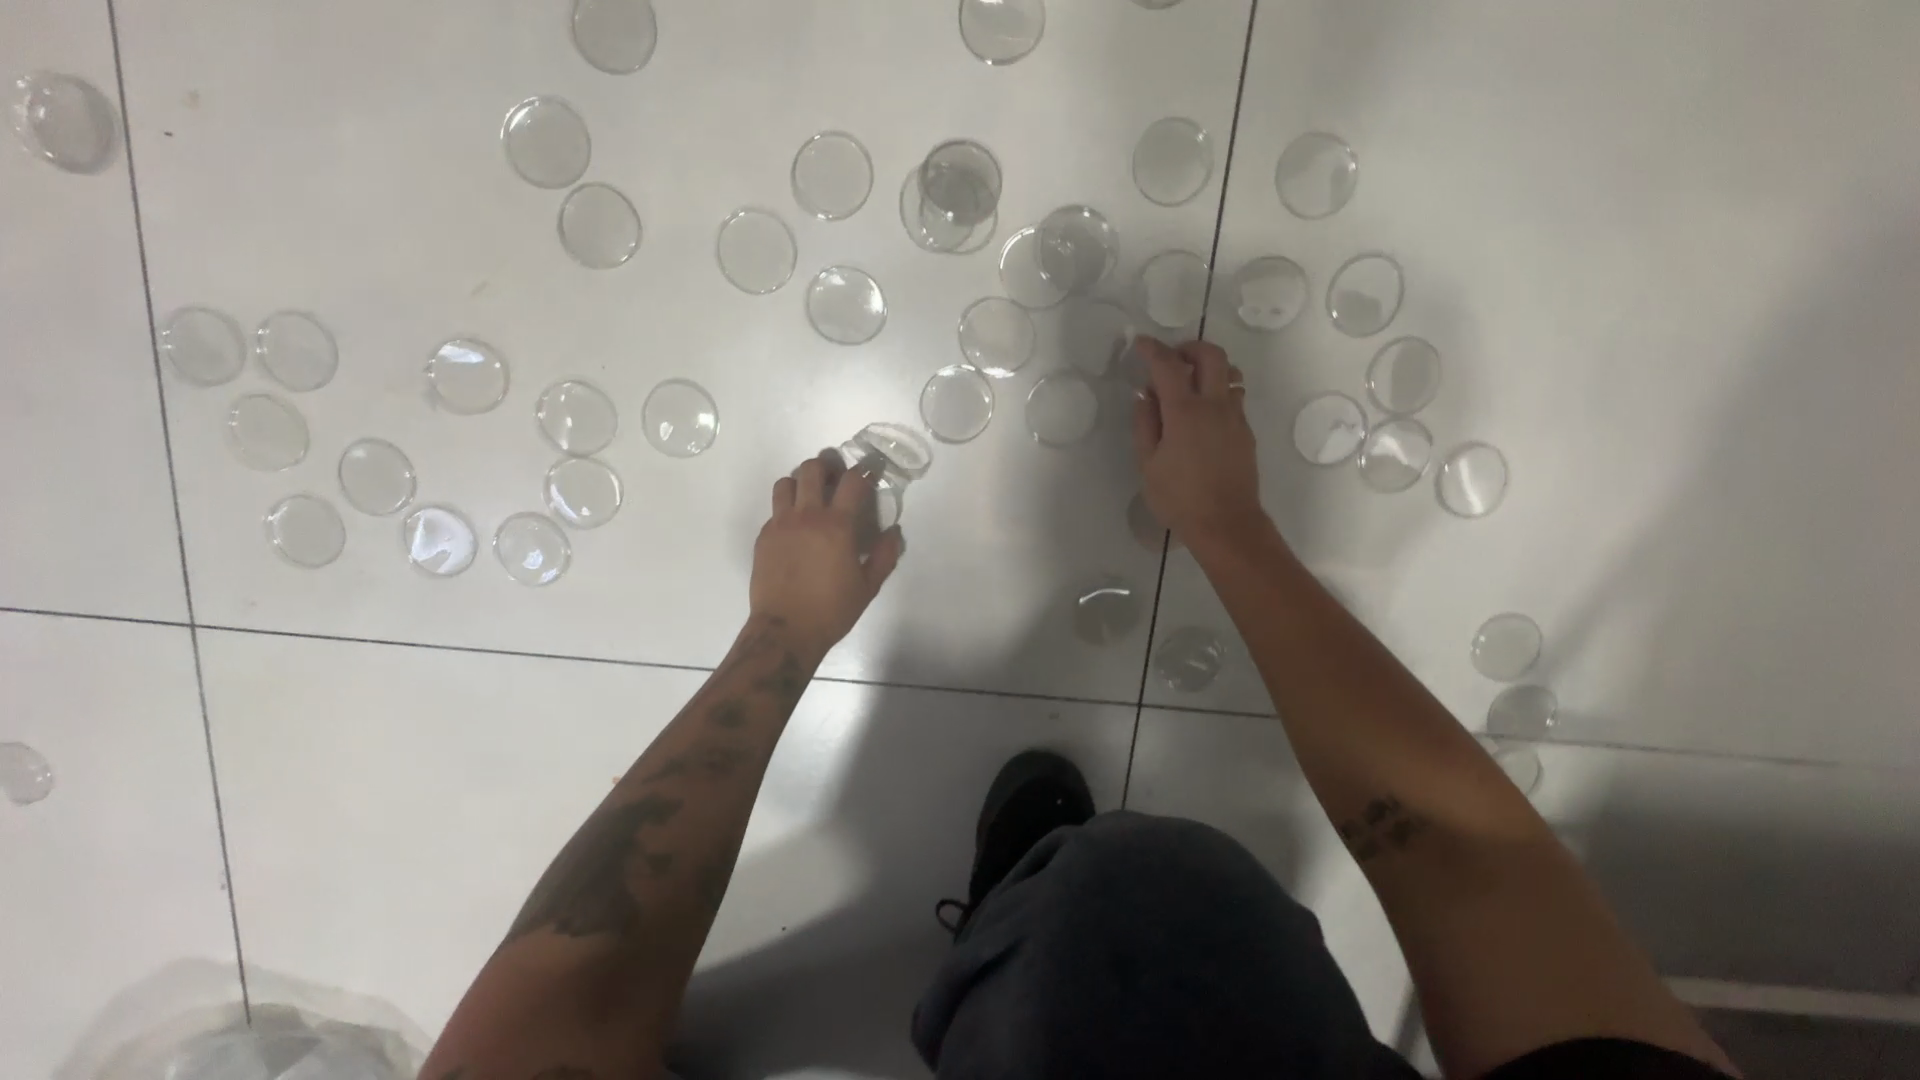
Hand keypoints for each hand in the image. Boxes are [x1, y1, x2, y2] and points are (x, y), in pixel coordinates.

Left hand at [751, 450, 903, 660]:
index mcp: (837, 525)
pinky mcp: (764, 537)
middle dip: (827, 467)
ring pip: (786, 482)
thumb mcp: (868, 586)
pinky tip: (796, 528)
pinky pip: (775, 509)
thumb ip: (885, 556)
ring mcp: (780, 524)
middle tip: (836, 479)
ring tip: (810, 497)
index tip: (872, 471)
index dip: (865, 471)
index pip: (852, 481)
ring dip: (801, 483)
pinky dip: (787, 509)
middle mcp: (807, 516)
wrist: (785, 631)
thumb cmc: (832, 610)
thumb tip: (893, 532)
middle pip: (812, 469)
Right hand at [1131, 337, 1267, 550]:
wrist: (1226, 524)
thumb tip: (1145, 395)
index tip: (1140, 344)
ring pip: (1230, 374)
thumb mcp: (1148, 464)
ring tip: (1190, 384)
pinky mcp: (1246, 432)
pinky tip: (1202, 416)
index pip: (1168, 365)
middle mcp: (1215, 406)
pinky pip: (1234, 398)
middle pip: (1211, 355)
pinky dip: (1218, 393)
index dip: (1152, 349)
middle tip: (1172, 358)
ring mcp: (1235, 418)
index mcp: (1184, 412)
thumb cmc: (1179, 498)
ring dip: (1209, 368)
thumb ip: (1145, 424)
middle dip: (1190, 348)